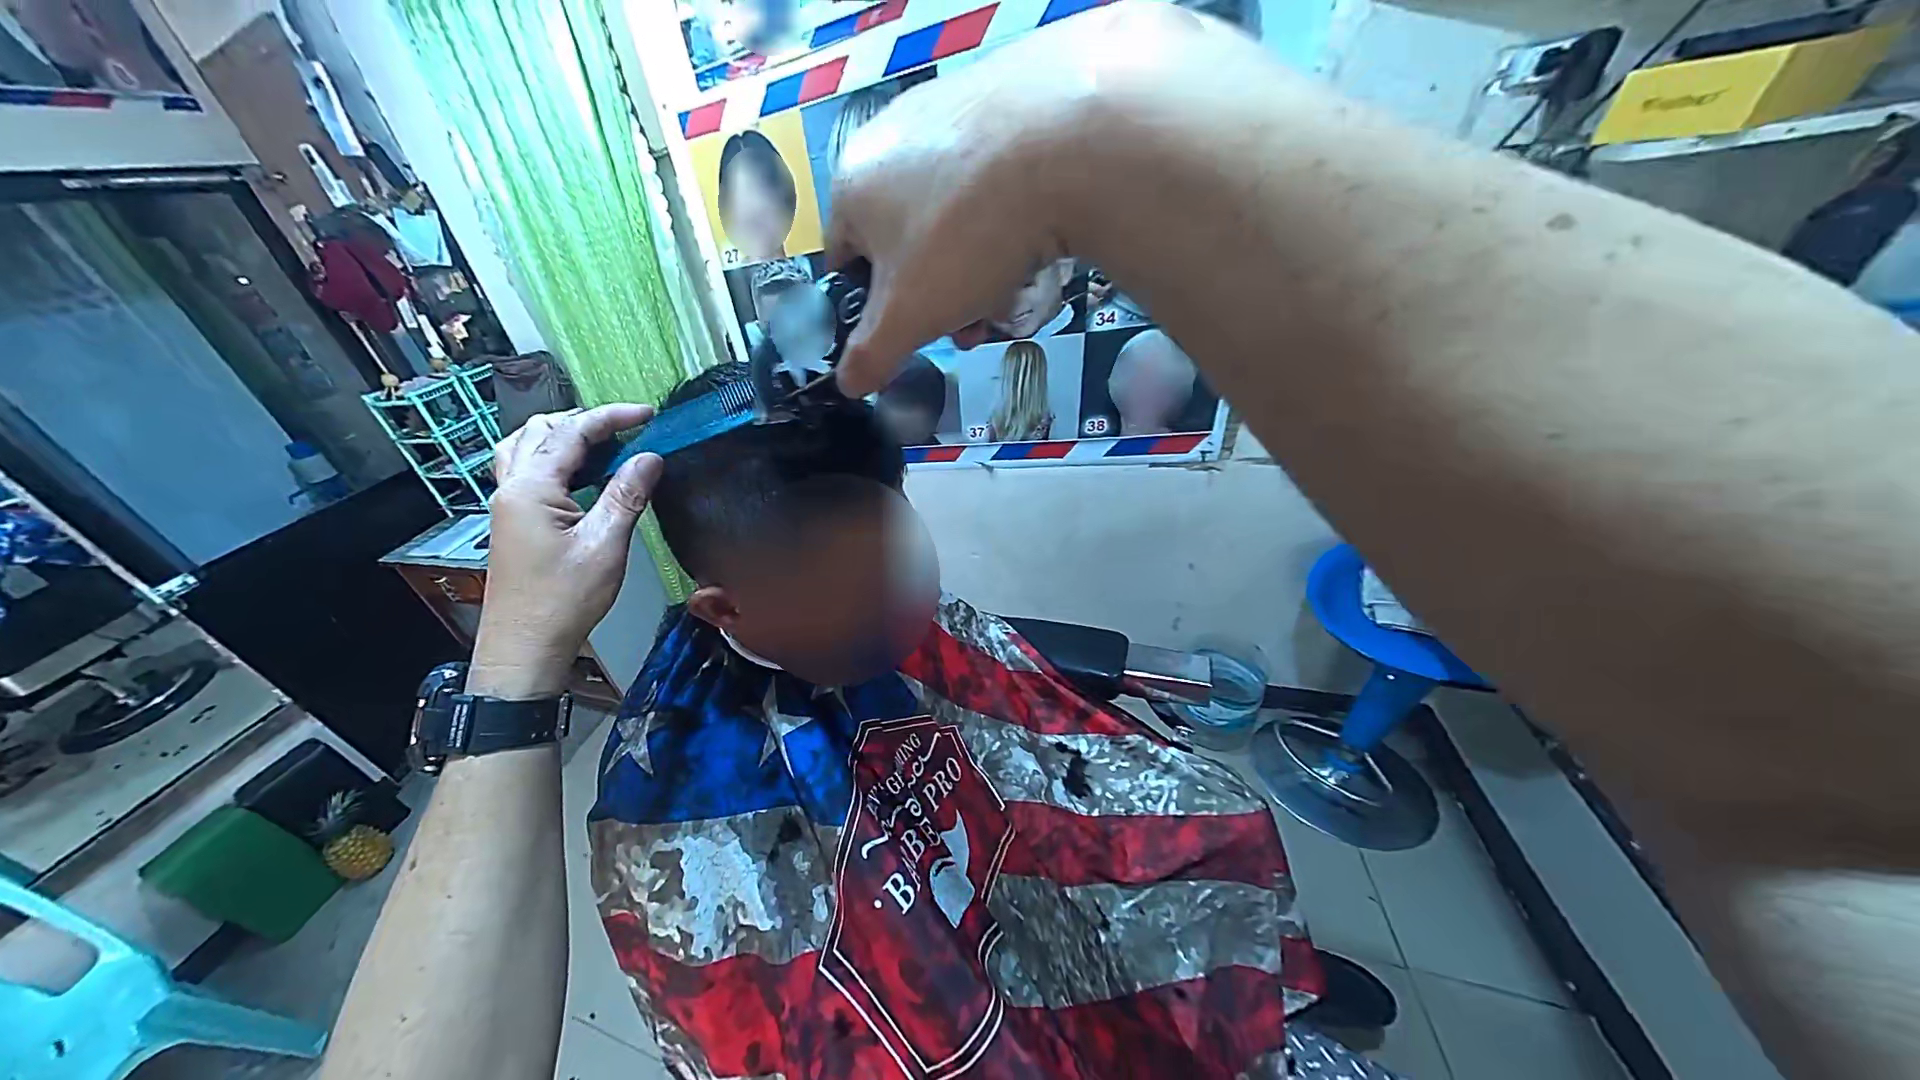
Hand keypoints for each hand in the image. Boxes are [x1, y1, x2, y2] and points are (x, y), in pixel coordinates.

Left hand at [470, 405, 661, 698]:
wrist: (526, 645)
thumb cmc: (565, 598)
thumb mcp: (605, 545)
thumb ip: (626, 495)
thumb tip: (650, 457)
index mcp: (531, 488)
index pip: (572, 433)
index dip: (612, 417)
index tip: (649, 414)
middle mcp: (511, 487)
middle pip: (541, 430)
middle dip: (586, 420)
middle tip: (628, 429)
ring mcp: (508, 503)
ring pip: (526, 447)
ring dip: (563, 435)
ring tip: (604, 443)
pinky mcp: (513, 520)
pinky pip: (526, 469)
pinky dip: (553, 457)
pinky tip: (580, 473)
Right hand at [825, 1, 1220, 393]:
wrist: (1064, 145)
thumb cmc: (963, 238)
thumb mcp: (908, 316)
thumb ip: (871, 356)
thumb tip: (847, 383)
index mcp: (852, 186)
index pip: (846, 264)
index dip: (876, 311)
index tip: (915, 333)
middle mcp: (889, 137)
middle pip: (905, 244)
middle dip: (936, 295)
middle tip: (972, 324)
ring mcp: (947, 111)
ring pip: (949, 217)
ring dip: (972, 268)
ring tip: (1006, 292)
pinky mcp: (1001, 100)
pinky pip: (988, 182)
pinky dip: (1002, 219)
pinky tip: (1032, 239)